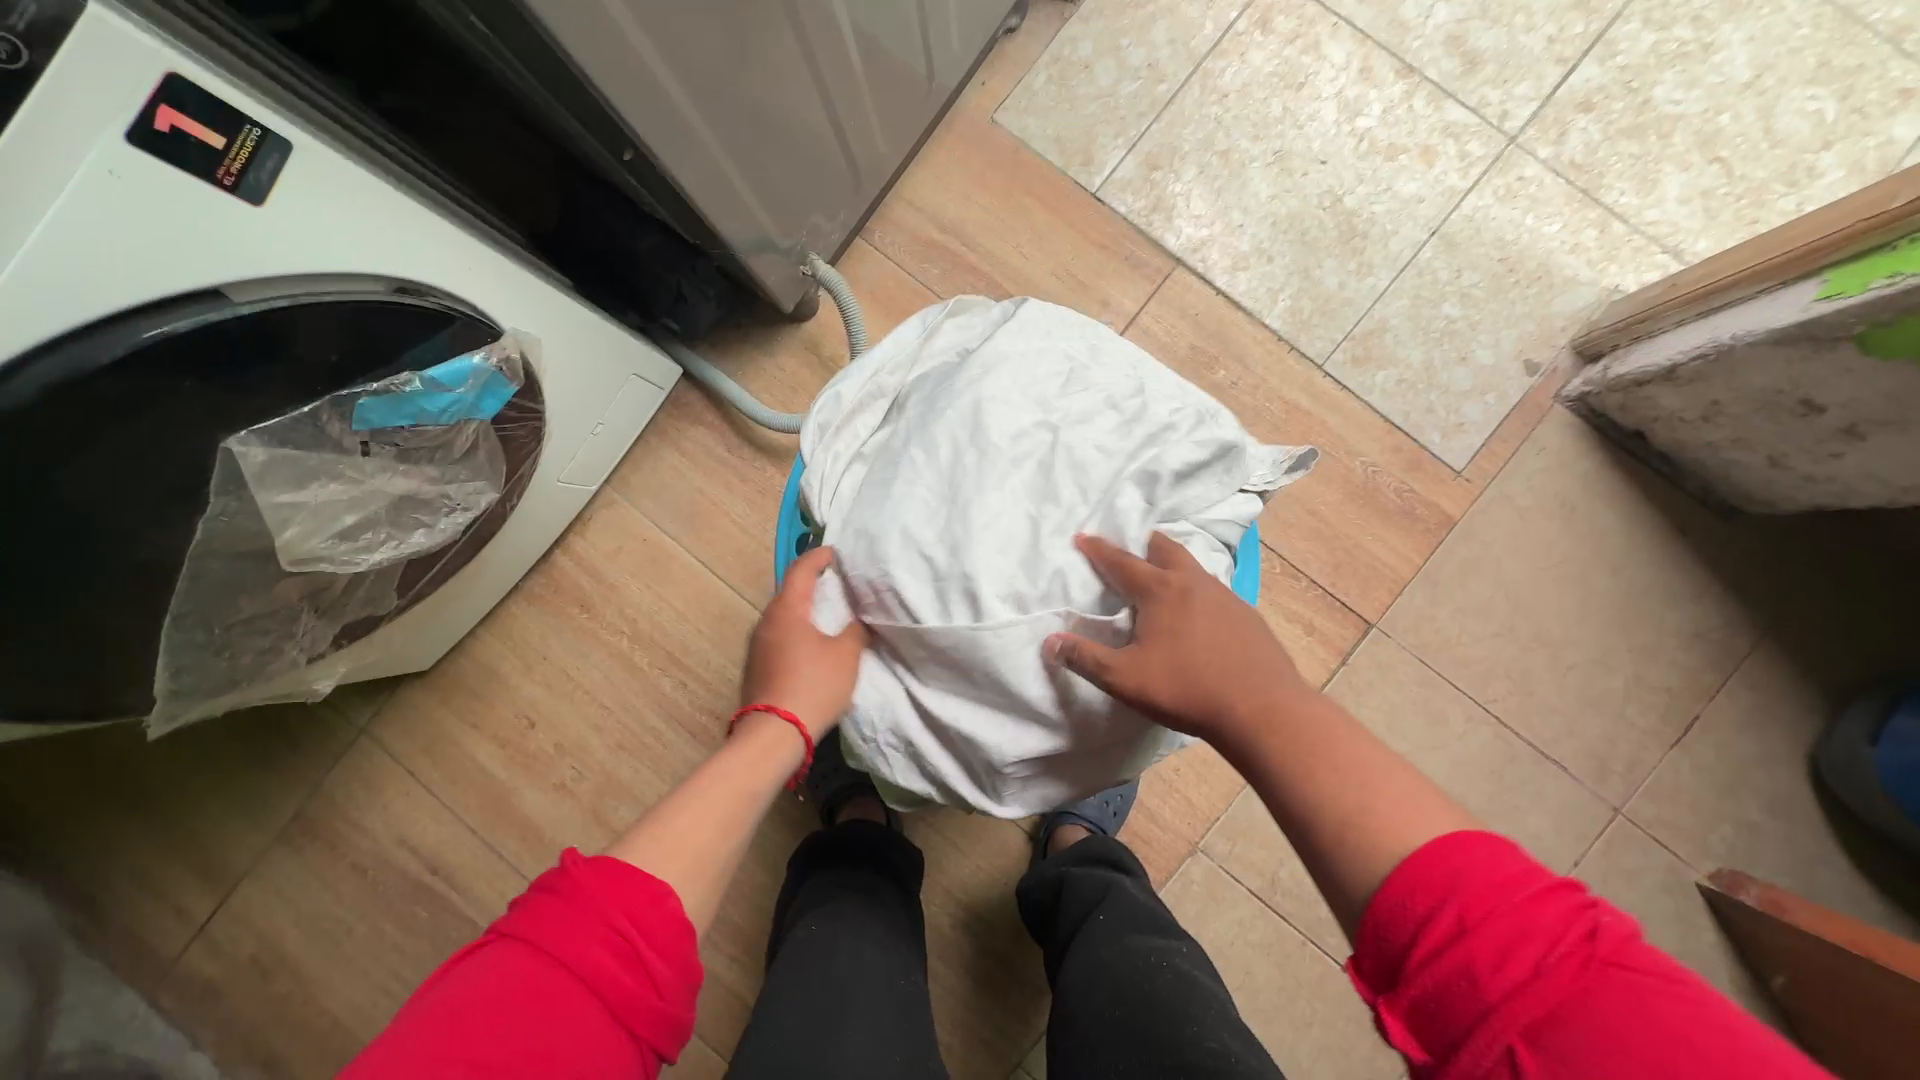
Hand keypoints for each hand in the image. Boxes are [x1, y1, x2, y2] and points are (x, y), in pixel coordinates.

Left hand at [740, 546, 868, 735]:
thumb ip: (857, 630)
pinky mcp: (756, 667)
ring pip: (783, 617)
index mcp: (787, 609)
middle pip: (789, 592)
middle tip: (838, 585)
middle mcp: (766, 621)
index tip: (835, 553)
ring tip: (829, 616)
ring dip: (805, 611)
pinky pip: (779, 637)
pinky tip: (813, 646)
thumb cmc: (813, 686)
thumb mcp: (846, 656)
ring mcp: (757, 645)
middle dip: (813, 585)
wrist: (774, 734)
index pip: (801, 570)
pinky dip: (797, 632)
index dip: (819, 557)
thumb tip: (861, 618)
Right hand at [1044, 532, 1315, 748]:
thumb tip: (1050, 641)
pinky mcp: (1247, 617)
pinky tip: (1197, 614)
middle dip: (1144, 544)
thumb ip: (1085, 658)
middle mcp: (1194, 583)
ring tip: (1162, 577)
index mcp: (1161, 591)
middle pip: (1165, 549)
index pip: (1122, 561)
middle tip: (1131, 546)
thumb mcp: (1125, 679)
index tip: (1083, 536)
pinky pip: (1214, 592)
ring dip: (1172, 565)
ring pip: (1193, 568)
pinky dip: (1196, 591)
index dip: (1099, 549)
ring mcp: (1226, 597)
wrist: (1262, 708)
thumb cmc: (1187, 689)